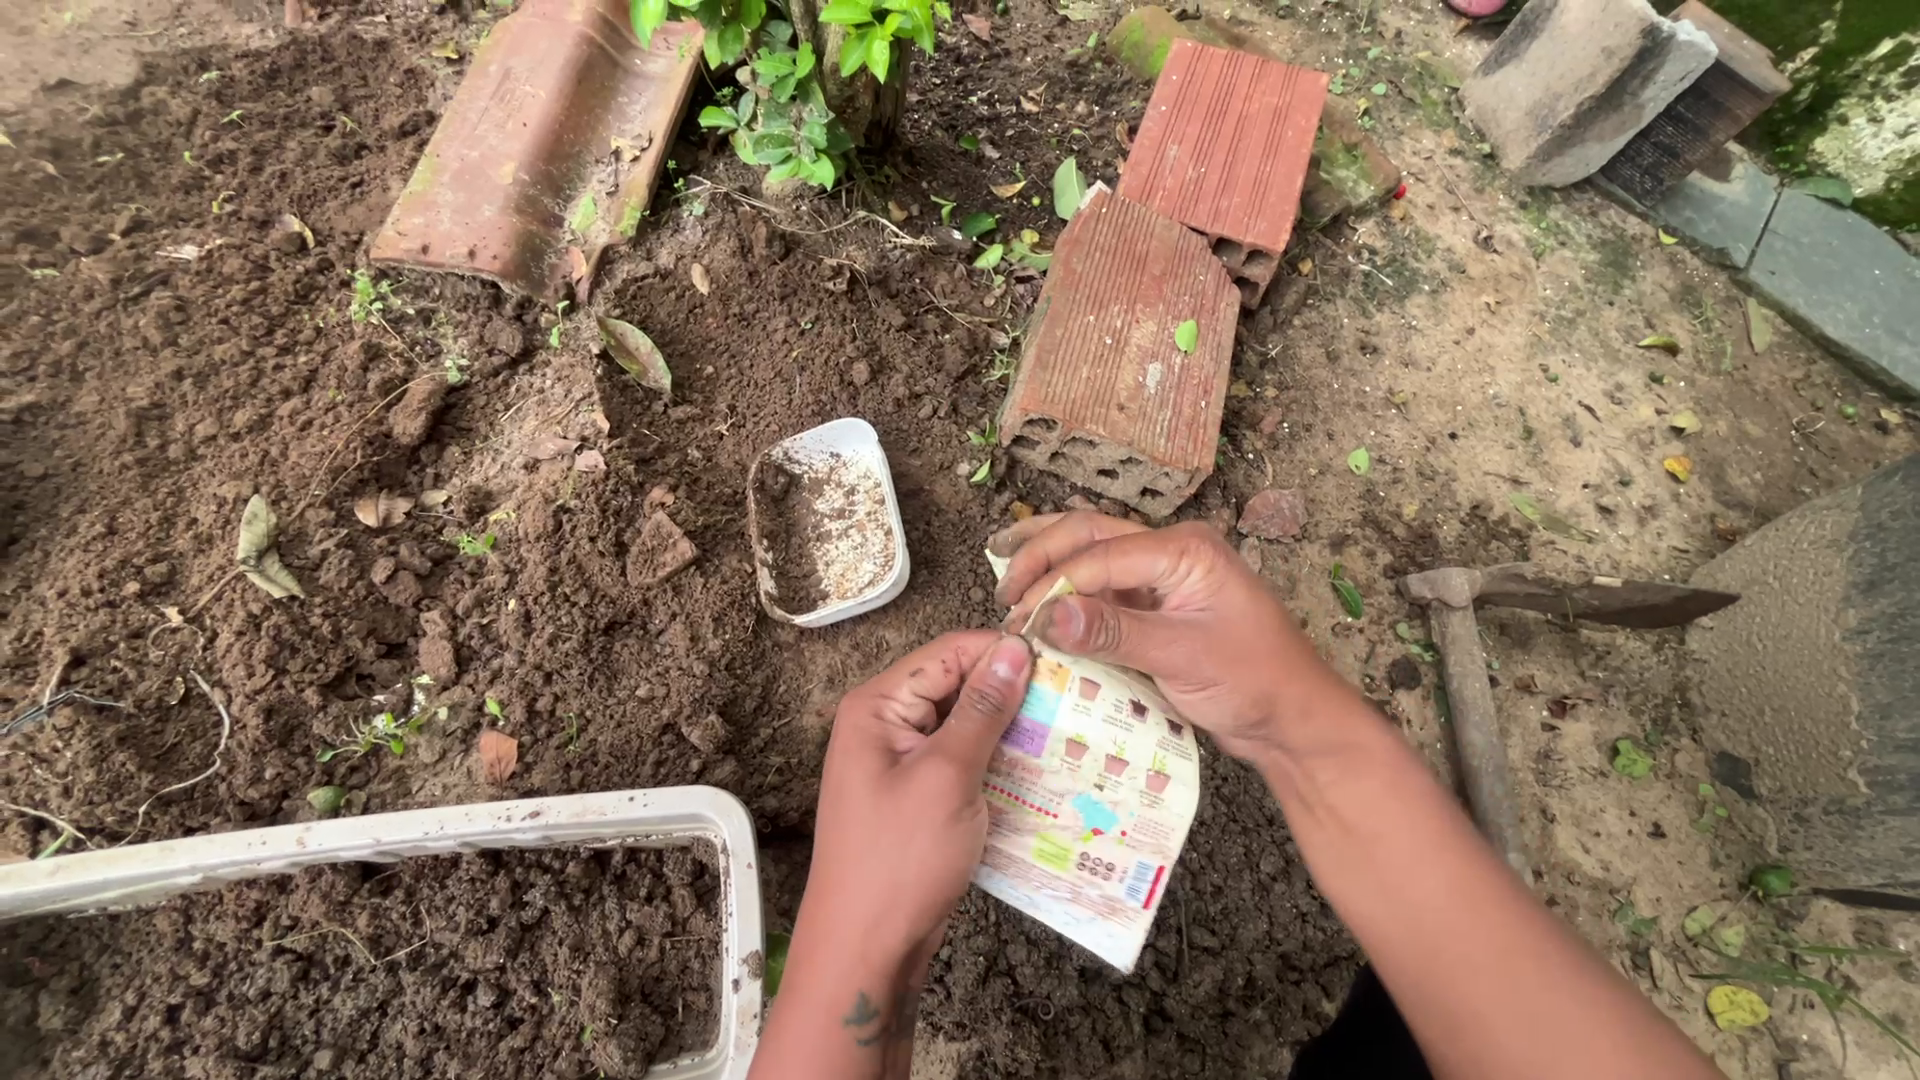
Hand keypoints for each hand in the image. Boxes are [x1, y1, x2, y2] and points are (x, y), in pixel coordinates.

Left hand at [804, 630, 1034, 959]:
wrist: (866, 951)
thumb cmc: (899, 861)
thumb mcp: (946, 776)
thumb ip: (982, 709)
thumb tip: (1015, 649)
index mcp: (878, 705)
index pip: (947, 653)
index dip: (1000, 651)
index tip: (1059, 660)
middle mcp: (885, 723)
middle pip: (955, 685)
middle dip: (1008, 690)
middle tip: (1072, 696)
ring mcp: (902, 760)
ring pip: (964, 723)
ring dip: (1008, 727)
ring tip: (1066, 727)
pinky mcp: (920, 792)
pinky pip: (963, 758)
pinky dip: (996, 759)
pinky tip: (1040, 765)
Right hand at [991, 512, 1343, 760]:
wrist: (1292, 716)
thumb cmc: (1253, 682)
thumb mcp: (1184, 657)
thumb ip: (1115, 632)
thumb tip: (1047, 617)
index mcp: (1185, 549)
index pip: (1100, 554)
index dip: (1053, 583)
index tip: (1018, 619)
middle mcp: (1170, 550)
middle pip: (1089, 532)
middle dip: (1040, 555)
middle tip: (1002, 590)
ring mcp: (1161, 574)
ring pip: (1090, 547)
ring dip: (1046, 554)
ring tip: (1001, 557)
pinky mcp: (1152, 601)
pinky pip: (1100, 582)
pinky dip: (1064, 584)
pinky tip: (1037, 588)